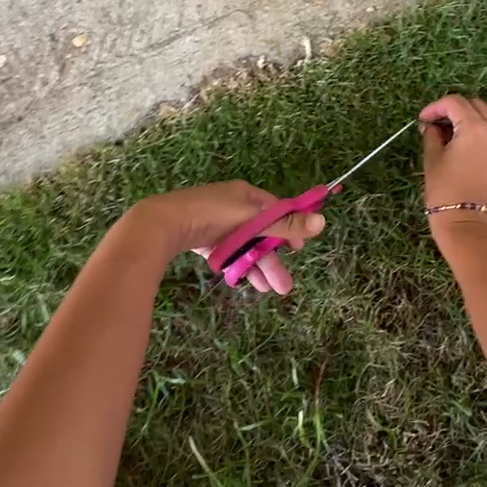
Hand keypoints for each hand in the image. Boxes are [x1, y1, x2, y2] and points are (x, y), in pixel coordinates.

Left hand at [132, 180, 326, 294]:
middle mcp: (234, 207)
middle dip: (273, 260)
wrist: (164, 224)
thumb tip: (322, 221)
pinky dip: (238, 267)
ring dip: (258, 268)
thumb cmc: (211, 215)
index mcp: (247, 195)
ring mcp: (218, 223)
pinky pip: (229, 254)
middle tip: (285, 287)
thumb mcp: (252, 219)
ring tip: (269, 291)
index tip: (299, 250)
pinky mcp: (205, 239)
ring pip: (245, 247)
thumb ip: (286, 224)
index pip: (276, 211)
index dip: (290, 230)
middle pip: (262, 234)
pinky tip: (245, 282)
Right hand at [419, 94, 486, 227]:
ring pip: (486, 119)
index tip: (423, 119)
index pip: (455, 103)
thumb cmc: (445, 190)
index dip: (436, 107)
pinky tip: (461, 146)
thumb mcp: (432, 159)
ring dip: (467, 120)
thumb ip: (432, 135)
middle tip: (435, 123)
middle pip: (475, 105)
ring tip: (447, 135)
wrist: (468, 225)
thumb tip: (431, 125)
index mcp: (475, 128)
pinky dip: (477, 133)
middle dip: (454, 109)